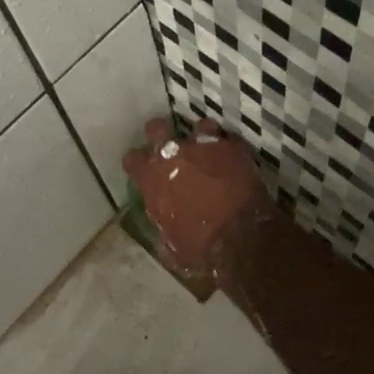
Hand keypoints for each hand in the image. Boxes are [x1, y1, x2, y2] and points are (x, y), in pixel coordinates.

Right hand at [122, 118, 272, 281]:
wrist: (241, 237)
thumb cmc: (200, 247)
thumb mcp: (171, 245)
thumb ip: (162, 225)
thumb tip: (162, 225)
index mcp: (152, 178)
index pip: (132, 159)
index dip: (136, 162)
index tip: (141, 167)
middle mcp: (173, 154)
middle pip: (156, 128)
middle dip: (160, 133)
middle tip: (169, 145)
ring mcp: (204, 146)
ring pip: (198, 126)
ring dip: (201, 138)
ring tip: (208, 150)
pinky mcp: (232, 147)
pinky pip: (229, 140)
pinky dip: (230, 149)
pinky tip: (234, 160)